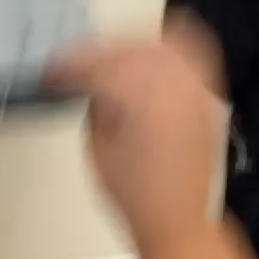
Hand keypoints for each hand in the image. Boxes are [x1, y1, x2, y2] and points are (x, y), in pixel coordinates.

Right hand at [47, 17, 225, 248]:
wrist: (176, 215)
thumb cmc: (133, 192)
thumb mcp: (98, 150)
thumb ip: (97, 109)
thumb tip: (92, 87)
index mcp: (141, 101)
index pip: (99, 69)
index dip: (70, 67)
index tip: (52, 72)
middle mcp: (174, 86)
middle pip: (131, 48)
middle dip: (99, 51)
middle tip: (74, 63)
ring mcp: (196, 86)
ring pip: (162, 43)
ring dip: (130, 43)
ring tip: (107, 56)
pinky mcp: (206, 92)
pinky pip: (190, 51)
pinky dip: (164, 47)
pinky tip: (146, 55)